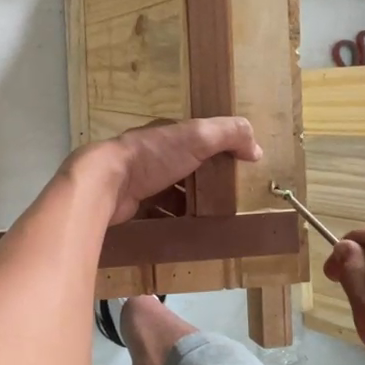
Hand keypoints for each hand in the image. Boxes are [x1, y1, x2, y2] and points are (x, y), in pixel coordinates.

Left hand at [72, 117, 261, 223]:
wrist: (107, 183)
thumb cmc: (153, 155)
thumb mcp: (198, 136)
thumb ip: (229, 134)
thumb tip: (257, 148)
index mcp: (164, 134)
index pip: (195, 138)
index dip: (215, 149)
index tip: (235, 168)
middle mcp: (149, 154)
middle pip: (182, 166)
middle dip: (202, 180)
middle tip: (227, 198)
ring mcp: (137, 180)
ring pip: (169, 191)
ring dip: (187, 202)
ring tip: (212, 218)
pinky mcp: (130, 205)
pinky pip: (156, 212)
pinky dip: (171, 219)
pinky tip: (187, 230)